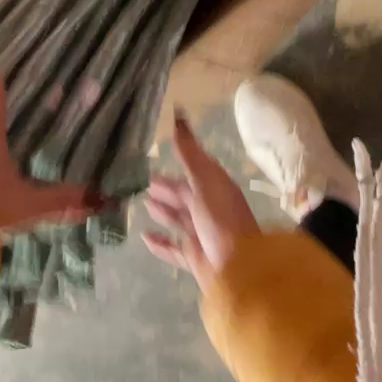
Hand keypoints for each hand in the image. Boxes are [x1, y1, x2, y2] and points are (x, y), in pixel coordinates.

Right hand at [141, 112, 262, 292]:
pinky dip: (160, 243)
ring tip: (146, 203)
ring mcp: (202, 234)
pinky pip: (173, 249)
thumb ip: (189, 152)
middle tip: (144, 180)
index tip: (158, 154)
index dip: (179, 162)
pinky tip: (144, 237)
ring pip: (179, 219)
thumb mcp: (204, 180)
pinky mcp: (194, 258)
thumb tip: (179, 114)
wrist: (237, 268)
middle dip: (167, 188)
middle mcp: (210, 210)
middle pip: (185, 195)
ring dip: (164, 211)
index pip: (195, 171)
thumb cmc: (220, 218)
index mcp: (216, 189)